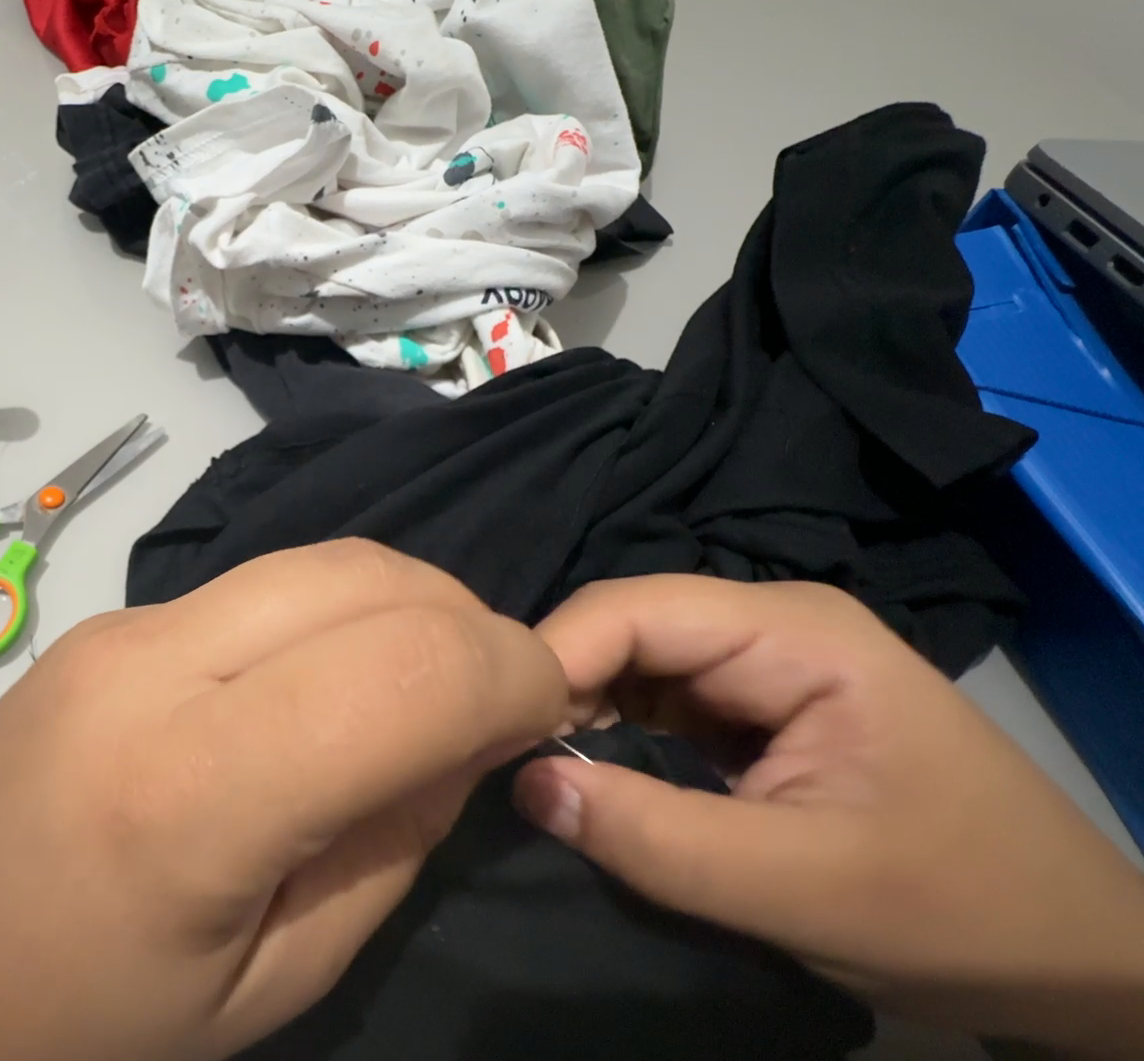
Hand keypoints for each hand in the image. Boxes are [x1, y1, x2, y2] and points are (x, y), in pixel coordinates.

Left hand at [0, 540, 567, 1060]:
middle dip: (467, 624)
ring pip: (318, 560)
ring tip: (426, 684)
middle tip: (493, 701)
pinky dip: (337, 610)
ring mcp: (122, 627)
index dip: (511, 675)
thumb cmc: (84, 1012)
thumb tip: (464, 736)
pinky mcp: (110, 618)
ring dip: (406, 605)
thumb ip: (385, 844)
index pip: (406, 670)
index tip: (546, 716)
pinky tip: (336, 674)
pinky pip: (262, 582)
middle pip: (365, 579)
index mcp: (193, 790)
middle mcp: (153, 669)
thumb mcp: (269, 977)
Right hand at [512, 576, 1143, 1059]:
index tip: (495, 728)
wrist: (1071, 955)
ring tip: (526, 756)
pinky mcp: (742, 699)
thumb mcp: (800, 889)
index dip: (554, 657)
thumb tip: (524, 781)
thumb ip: (652, 837)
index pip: (632, 611)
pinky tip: (576, 759)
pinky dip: (599, 724)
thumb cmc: (957, 910)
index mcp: (794, 634)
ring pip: (624, 656)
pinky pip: (645, 692)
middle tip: (500, 750)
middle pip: (620, 624)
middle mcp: (765, 624)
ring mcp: (755, 659)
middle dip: (556, 681)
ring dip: (571, 704)